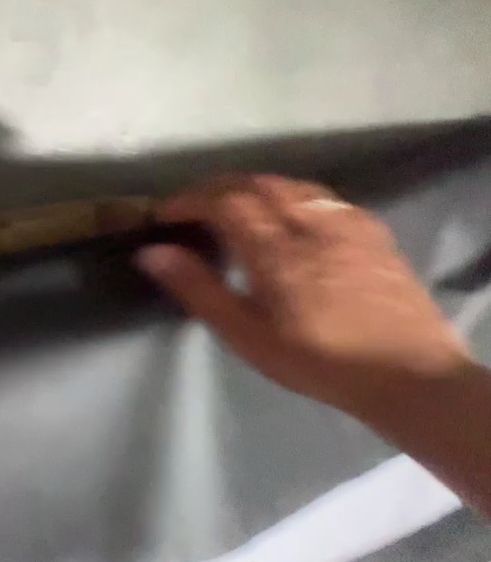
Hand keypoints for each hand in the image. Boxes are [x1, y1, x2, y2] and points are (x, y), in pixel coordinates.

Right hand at [136, 174, 473, 421]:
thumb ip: (197, 287)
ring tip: (230, 205)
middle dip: (215, 188)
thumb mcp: (242, 332)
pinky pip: (326, 198)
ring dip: (253, 187)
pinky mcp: (374, 237)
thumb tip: (151, 252)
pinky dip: (292, 196)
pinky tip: (284, 215)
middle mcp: (315, 229)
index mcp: (278, 252)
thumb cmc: (314, 359)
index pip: (225, 202)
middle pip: (259, 185)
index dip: (187, 201)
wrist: (411, 377)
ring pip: (294, 186)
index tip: (161, 215)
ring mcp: (351, 229)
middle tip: (188, 206)